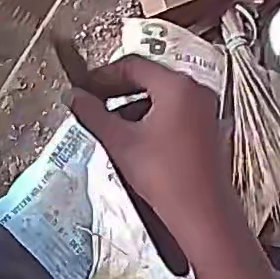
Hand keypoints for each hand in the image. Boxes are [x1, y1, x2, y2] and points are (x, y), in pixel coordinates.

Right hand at [66, 55, 229, 226]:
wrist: (201, 213)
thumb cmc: (163, 175)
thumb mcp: (119, 141)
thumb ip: (92, 114)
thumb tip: (73, 96)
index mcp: (177, 86)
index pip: (133, 65)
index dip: (102, 75)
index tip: (83, 88)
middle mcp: (196, 92)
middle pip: (148, 79)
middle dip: (115, 91)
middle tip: (90, 102)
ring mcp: (205, 111)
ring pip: (159, 97)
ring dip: (130, 106)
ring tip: (106, 125)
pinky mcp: (206, 130)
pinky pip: (171, 113)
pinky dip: (147, 119)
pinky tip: (130, 139)